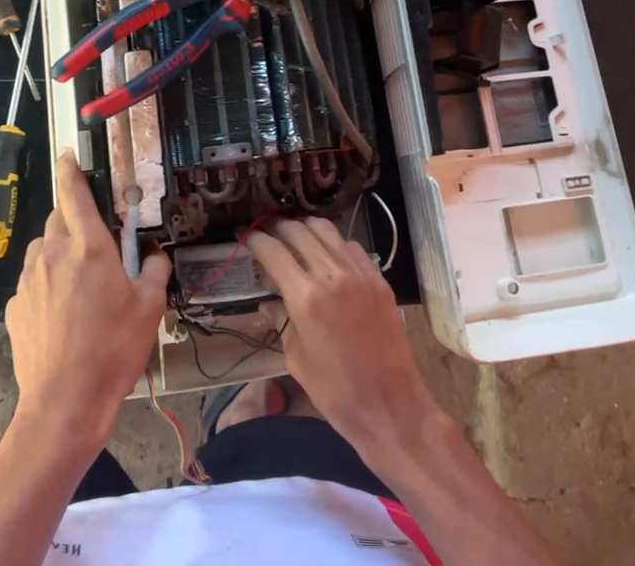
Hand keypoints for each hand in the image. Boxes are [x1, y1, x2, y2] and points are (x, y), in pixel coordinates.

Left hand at [4, 152, 170, 454]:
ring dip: (60, 254)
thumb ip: (154, 270)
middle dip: (75, 222)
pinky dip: (47, 286)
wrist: (64, 402)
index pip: (74, 194)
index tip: (68, 156)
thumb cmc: (112, 351)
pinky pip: (33, 282)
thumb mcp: (150, 308)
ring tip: (82, 286)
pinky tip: (63, 315)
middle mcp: (52, 255)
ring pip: (43, 250)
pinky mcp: (15, 307)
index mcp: (89, 248)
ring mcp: (28, 280)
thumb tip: (152, 255)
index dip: (71, 170)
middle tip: (97, 246)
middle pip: (58, 220)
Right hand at [247, 218, 442, 458]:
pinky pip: (352, 248)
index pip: (273, 251)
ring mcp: (360, 275)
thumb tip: (270, 300)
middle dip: (278, 229)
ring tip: (295, 238)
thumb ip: (281, 320)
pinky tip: (328, 257)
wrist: (390, 406)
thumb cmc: (336, 392)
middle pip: (299, 232)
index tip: (244, 237)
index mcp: (306, 298)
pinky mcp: (380, 281)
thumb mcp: (296, 359)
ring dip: (306, 230)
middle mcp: (333, 276)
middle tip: (266, 235)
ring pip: (328, 231)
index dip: (254, 240)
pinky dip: (335, 244)